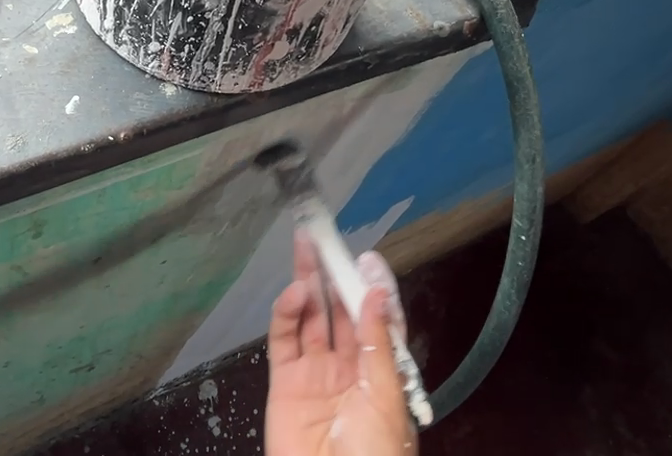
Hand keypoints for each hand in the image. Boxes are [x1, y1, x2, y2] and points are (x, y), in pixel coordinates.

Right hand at [265, 234, 416, 455]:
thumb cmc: (374, 455)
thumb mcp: (386, 401)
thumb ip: (376, 344)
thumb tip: (376, 292)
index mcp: (381, 373)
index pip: (377, 320)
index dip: (373, 289)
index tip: (368, 258)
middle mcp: (349, 367)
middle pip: (341, 311)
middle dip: (333, 274)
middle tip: (324, 238)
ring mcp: (316, 374)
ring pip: (312, 318)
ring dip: (309, 283)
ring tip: (306, 249)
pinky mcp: (286, 383)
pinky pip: (285, 341)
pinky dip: (286, 313)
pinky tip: (294, 293)